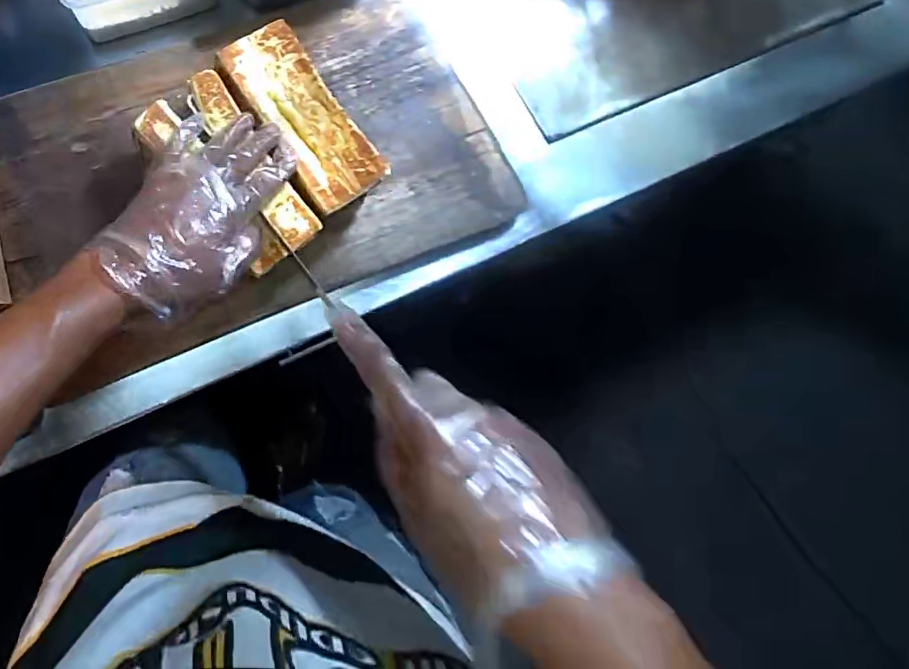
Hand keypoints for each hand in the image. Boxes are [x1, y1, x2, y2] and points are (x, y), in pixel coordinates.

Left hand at [93, 112, 295, 320]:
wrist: (128, 270)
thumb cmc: (178, 279)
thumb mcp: (223, 276)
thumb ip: (244, 249)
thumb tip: (254, 227)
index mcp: (232, 210)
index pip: (264, 183)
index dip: (280, 168)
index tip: (292, 154)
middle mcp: (213, 184)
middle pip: (243, 157)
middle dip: (262, 142)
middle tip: (275, 127)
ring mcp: (186, 174)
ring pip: (216, 144)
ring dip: (233, 130)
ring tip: (248, 117)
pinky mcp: (161, 172)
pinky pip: (177, 143)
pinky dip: (187, 128)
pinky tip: (197, 117)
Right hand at [329, 307, 628, 624]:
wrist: (567, 592)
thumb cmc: (473, 560)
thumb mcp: (413, 514)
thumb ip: (393, 456)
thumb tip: (386, 419)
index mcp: (427, 427)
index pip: (383, 372)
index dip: (360, 343)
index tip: (342, 316)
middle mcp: (465, 410)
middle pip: (426, 387)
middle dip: (416, 410)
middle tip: (421, 460)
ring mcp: (504, 422)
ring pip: (461, 411)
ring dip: (453, 433)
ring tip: (469, 491)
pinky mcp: (535, 439)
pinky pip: (494, 430)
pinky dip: (486, 449)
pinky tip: (500, 495)